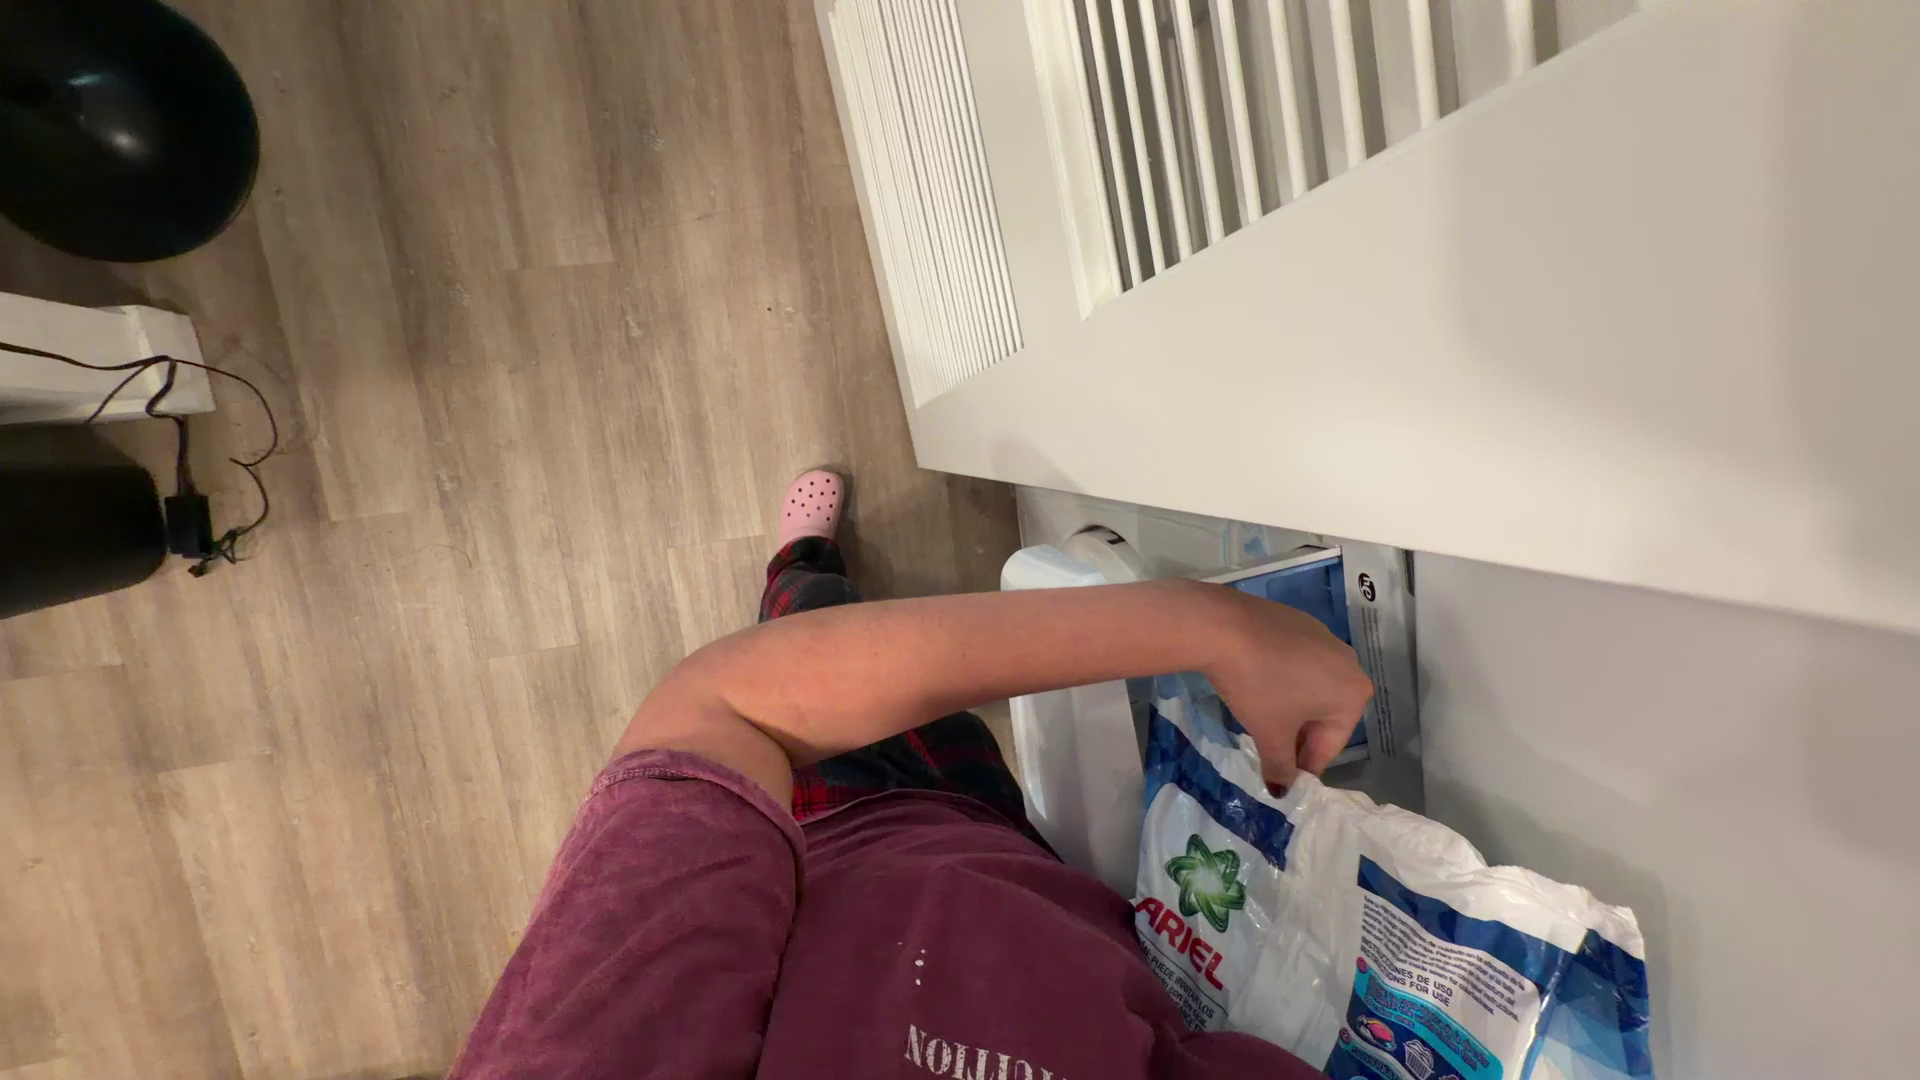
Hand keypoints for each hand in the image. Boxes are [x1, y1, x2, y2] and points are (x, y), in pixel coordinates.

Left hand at [1202, 586, 1375, 787]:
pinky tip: (1255, 682)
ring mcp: (1322, 635)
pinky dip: (1279, 676)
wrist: (1223, 626)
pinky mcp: (1296, 619)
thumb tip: (1282, 790)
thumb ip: (1280, 765)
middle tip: (1269, 750)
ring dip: (1288, 706)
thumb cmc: (1256, 685)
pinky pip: (1294, 659)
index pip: (1329, 744)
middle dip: (1297, 735)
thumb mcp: (1269, 732)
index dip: (1304, 766)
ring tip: (1260, 718)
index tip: (1284, 779)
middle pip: (1323, 713)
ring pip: (1308, 685)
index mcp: (1353, 693)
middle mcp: (1348, 661)